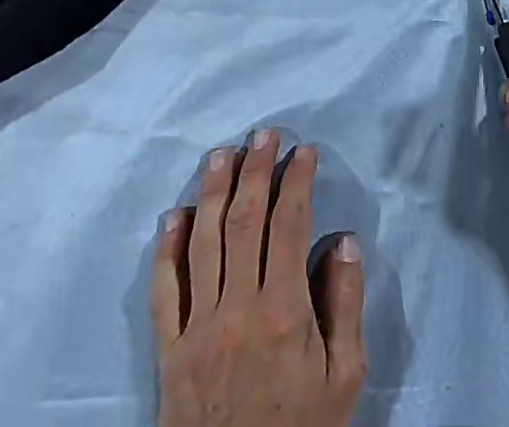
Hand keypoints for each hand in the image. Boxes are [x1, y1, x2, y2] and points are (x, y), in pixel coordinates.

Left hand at [152, 130, 364, 426]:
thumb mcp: (345, 374)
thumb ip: (345, 305)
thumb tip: (343, 243)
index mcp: (284, 312)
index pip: (289, 227)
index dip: (296, 183)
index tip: (303, 152)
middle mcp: (236, 310)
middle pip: (244, 224)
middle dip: (254, 172)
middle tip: (263, 134)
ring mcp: (196, 329)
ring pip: (202, 245)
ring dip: (212, 194)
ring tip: (221, 155)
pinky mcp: (168, 351)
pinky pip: (163, 290)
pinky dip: (167, 248)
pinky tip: (174, 215)